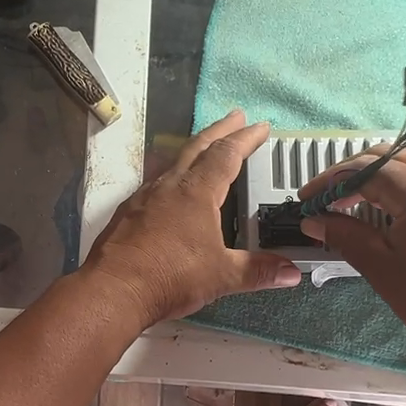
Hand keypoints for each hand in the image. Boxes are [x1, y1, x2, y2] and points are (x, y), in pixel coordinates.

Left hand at [84, 111, 302, 327]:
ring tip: (204, 146)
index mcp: (196, 193)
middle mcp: (169, 186)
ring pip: (172, 162)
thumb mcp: (221, 276)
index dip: (245, 139)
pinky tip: (170, 187)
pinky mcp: (127, 212)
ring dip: (192, 149)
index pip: (226, 155)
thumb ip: (257, 271)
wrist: (114, 289)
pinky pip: (153, 182)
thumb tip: (292, 273)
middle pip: (197, 147)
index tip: (260, 125)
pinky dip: (169, 174)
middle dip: (219, 130)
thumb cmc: (170, 276)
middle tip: (235, 116)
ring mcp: (143, 197)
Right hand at [298, 144, 405, 362]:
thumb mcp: (384, 270)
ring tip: (354, 203)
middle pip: (388, 156)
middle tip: (327, 198)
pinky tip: (393, 211)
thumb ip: (346, 237)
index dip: (329, 182)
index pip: (363, 169)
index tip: (307, 200)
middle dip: (351, 173)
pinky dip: (404, 184)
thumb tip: (314, 221)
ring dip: (378, 176)